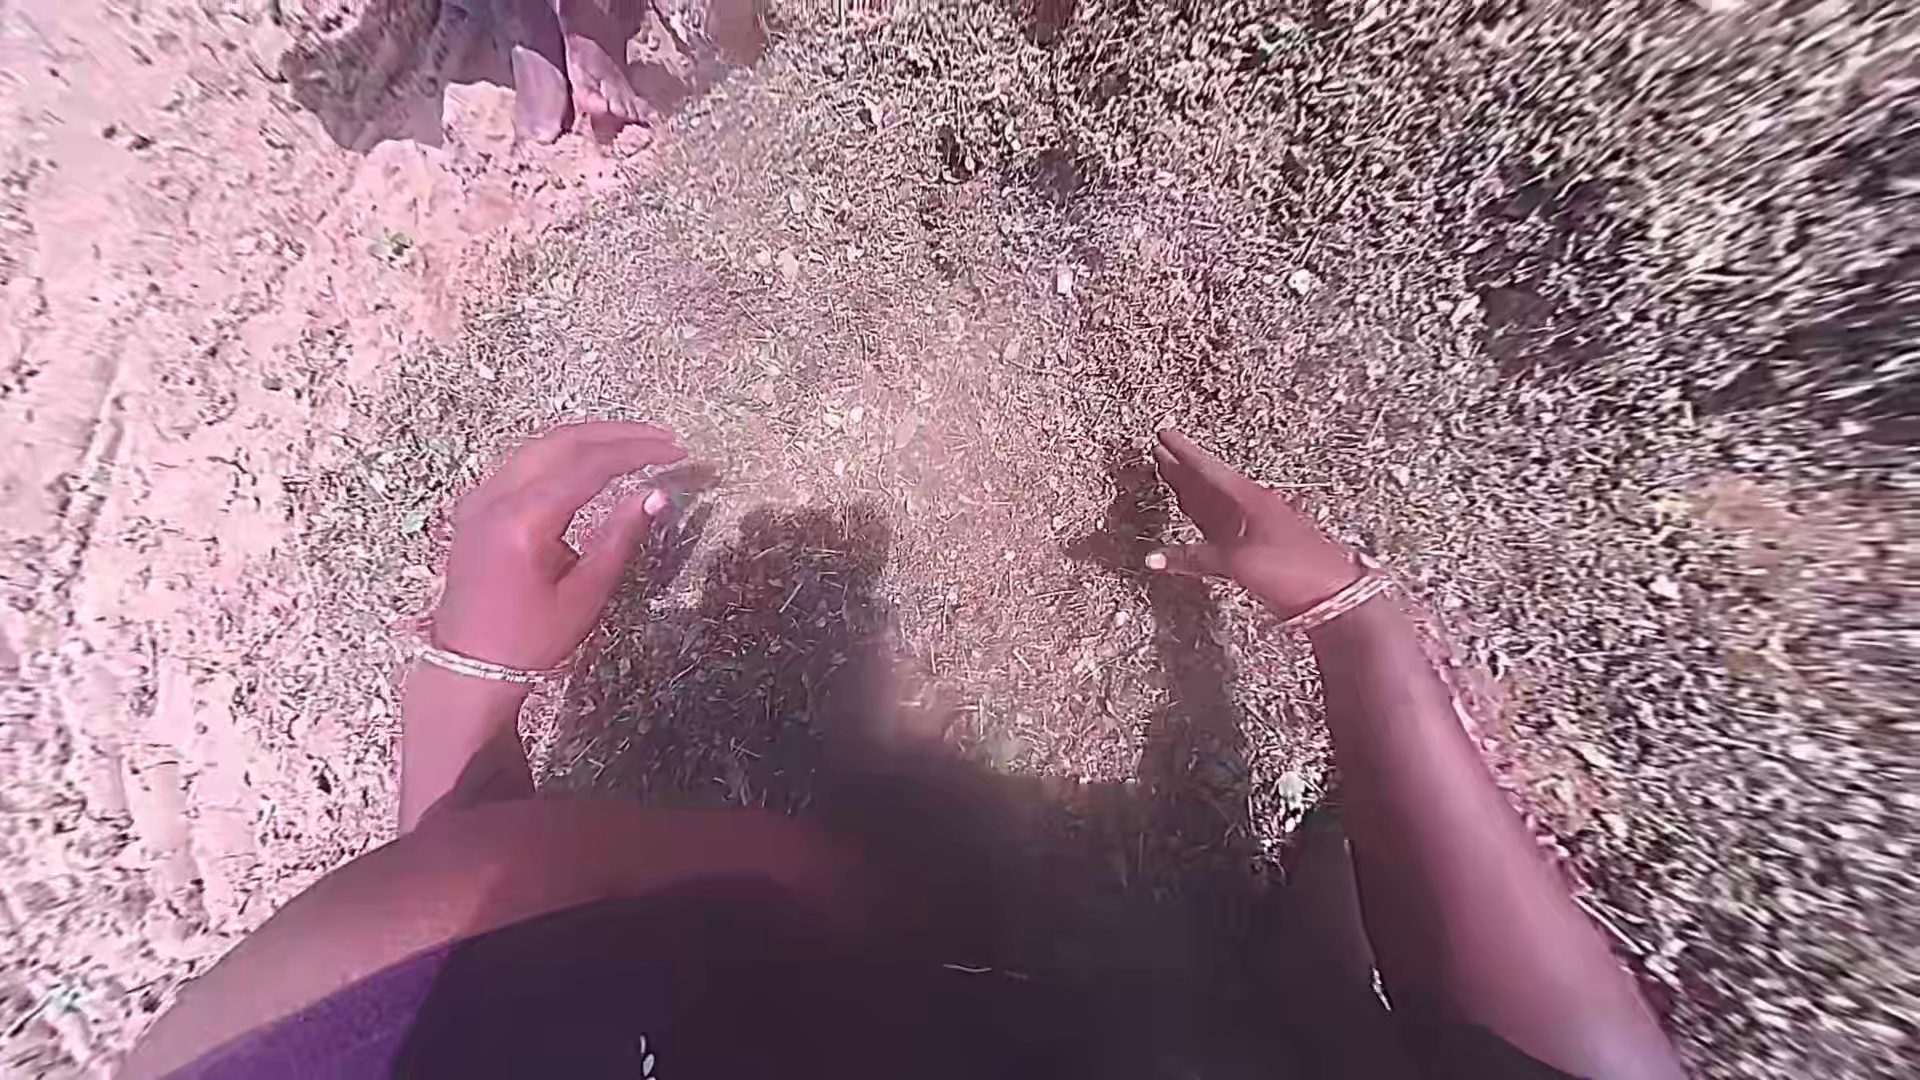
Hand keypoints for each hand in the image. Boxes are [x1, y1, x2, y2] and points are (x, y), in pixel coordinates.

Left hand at [431, 422, 686, 670]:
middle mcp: (495, 498)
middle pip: (562, 442)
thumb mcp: (588, 590)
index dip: (638, 453)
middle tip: (664, 437)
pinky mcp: (481, 506)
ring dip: (593, 437)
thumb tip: (656, 495)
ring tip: (638, 441)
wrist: (470, 665)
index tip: (676, 451)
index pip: (588, 466)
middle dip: (618, 434)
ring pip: (542, 445)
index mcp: (523, 521)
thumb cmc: (535, 636)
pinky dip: (568, 451)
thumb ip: (621, 535)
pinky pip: (528, 461)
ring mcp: (481, 498)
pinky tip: (595, 457)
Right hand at [1149, 430, 1360, 616]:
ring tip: (1168, 473)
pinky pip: (1215, 525)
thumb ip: (1194, 558)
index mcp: (1247, 500)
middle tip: (1158, 451)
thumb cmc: (1292, 569)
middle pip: (1206, 482)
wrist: (1330, 596)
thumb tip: (1154, 558)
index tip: (1163, 435)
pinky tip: (1188, 514)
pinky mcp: (1250, 546)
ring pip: (1209, 501)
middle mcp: (1248, 508)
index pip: (1206, 470)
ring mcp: (1250, 526)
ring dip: (1188, 488)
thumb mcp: (1238, 561)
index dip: (1183, 453)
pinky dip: (1197, 517)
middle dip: (1181, 467)